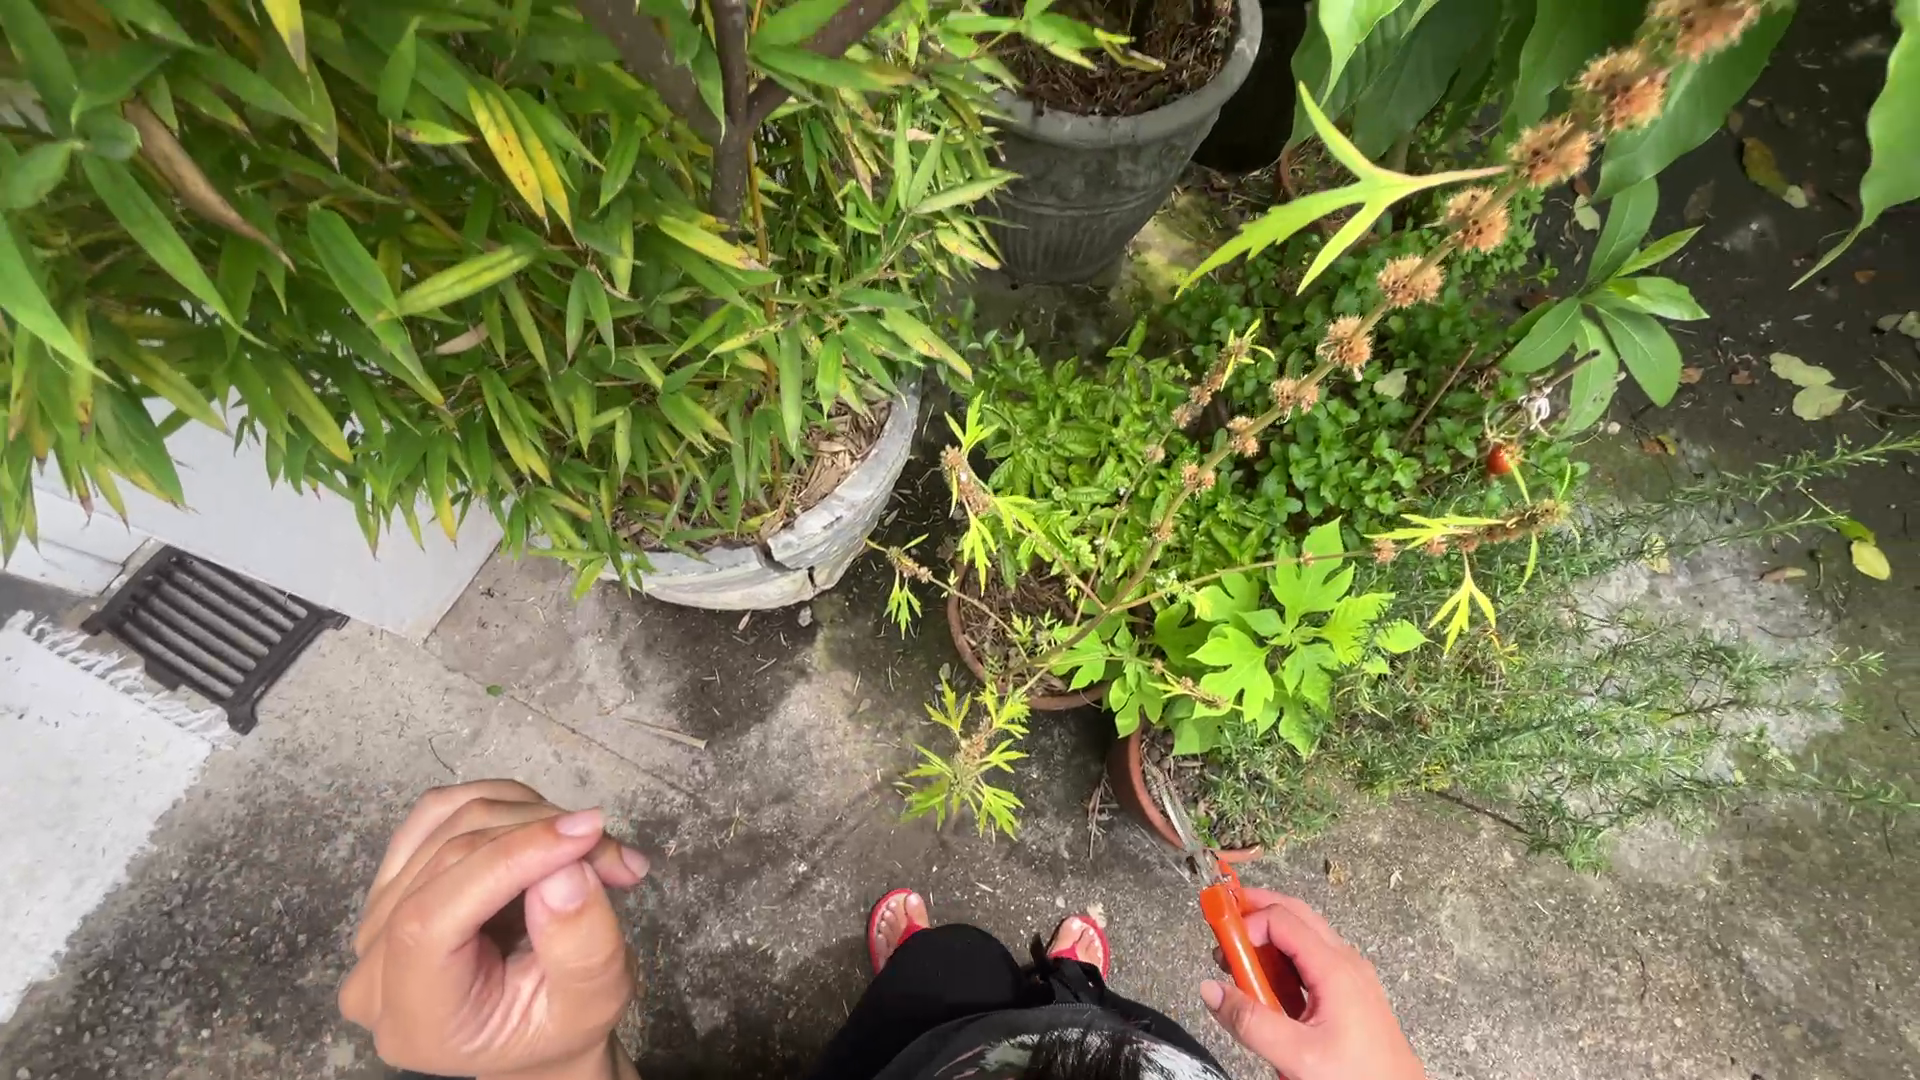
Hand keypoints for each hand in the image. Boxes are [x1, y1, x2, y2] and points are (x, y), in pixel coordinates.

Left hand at [339, 780, 649, 1079]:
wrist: (537, 1025)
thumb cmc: (565, 1019)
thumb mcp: (597, 998)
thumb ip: (581, 944)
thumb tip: (564, 869)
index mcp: (415, 1016)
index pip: (431, 919)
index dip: (510, 860)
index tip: (589, 832)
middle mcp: (373, 967)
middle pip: (451, 856)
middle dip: (548, 836)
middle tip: (618, 857)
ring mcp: (375, 917)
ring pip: (455, 820)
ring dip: (540, 817)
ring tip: (595, 849)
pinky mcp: (395, 877)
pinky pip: (445, 807)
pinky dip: (510, 803)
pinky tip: (547, 830)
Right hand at [1200, 888, 1423, 1079]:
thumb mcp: (1299, 1058)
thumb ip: (1251, 1023)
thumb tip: (1209, 989)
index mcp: (1334, 967)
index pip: (1281, 918)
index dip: (1247, 923)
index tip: (1224, 948)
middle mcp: (1345, 960)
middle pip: (1295, 912)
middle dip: (1256, 910)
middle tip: (1223, 922)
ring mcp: (1352, 975)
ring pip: (1305, 933)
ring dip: (1270, 934)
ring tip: (1241, 957)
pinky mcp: (1352, 992)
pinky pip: (1313, 957)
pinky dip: (1285, 956)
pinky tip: (1271, 984)